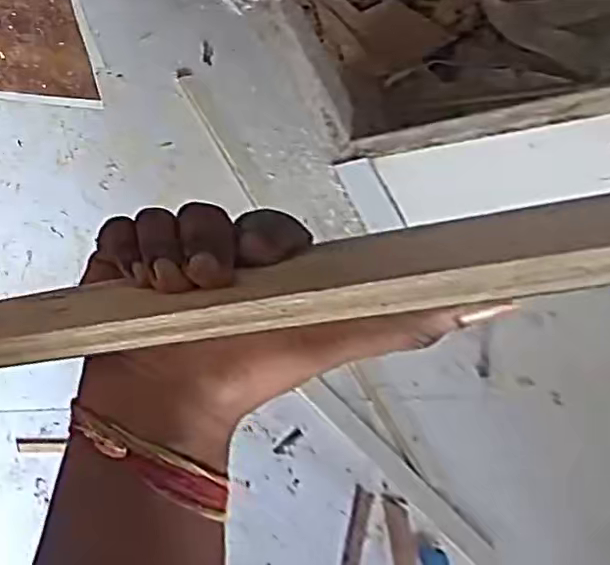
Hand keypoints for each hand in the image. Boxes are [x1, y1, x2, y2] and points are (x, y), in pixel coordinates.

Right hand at [75, 203, 507, 462]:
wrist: (161, 395)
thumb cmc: (237, 374)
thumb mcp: (320, 344)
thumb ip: (393, 318)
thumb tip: (489, 299)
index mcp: (267, 273)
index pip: (266, 225)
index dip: (258, 234)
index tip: (256, 260)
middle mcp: (216, 258)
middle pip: (205, 214)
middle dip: (199, 245)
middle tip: (202, 282)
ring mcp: (164, 254)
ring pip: (159, 219)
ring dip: (158, 251)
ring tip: (164, 288)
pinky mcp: (121, 256)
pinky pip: (119, 227)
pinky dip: (123, 248)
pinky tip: (133, 276)